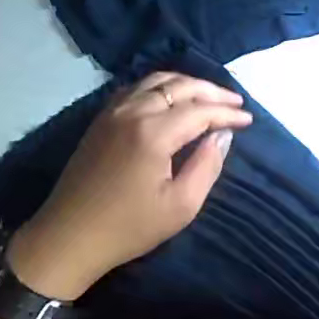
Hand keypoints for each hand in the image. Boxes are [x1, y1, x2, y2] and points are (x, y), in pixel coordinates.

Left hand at [7, 73, 251, 299]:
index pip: (200, 110)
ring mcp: (112, 112)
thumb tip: (222, 135)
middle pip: (179, 86)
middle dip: (211, 91)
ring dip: (187, 84)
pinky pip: (136, 88)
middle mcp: (132, 112)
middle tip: (235, 103)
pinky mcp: (100, 120)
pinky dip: (161, 87)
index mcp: (153, 133)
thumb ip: (207, 165)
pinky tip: (172, 98)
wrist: (69, 237)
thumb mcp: (181, 205)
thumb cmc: (130, 227)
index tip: (249, 119)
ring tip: (209, 96)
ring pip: (155, 81)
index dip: (227, 113)